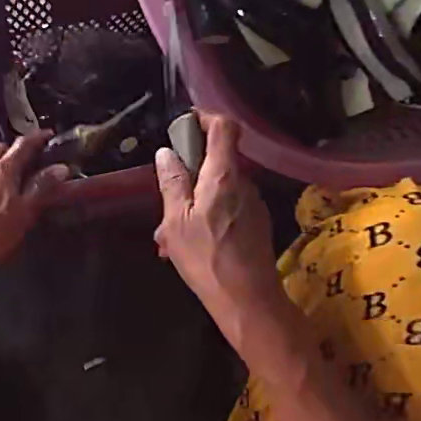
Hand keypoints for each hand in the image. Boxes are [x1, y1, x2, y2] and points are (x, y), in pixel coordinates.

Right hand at [153, 113, 287, 332]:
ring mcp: (252, 204)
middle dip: (188, 174)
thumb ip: (172, 184)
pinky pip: (226, 209)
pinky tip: (188, 246)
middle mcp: (243, 183)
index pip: (224, 127)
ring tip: (169, 236)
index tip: (183, 127)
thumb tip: (166, 153)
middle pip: (217, 160)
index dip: (205, 118)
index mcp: (223, 175)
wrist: (248, 301)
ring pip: (217, 189)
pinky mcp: (255, 224)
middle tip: (165, 200)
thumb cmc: (206, 258)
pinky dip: (205, 218)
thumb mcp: (176, 221)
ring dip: (193, 203)